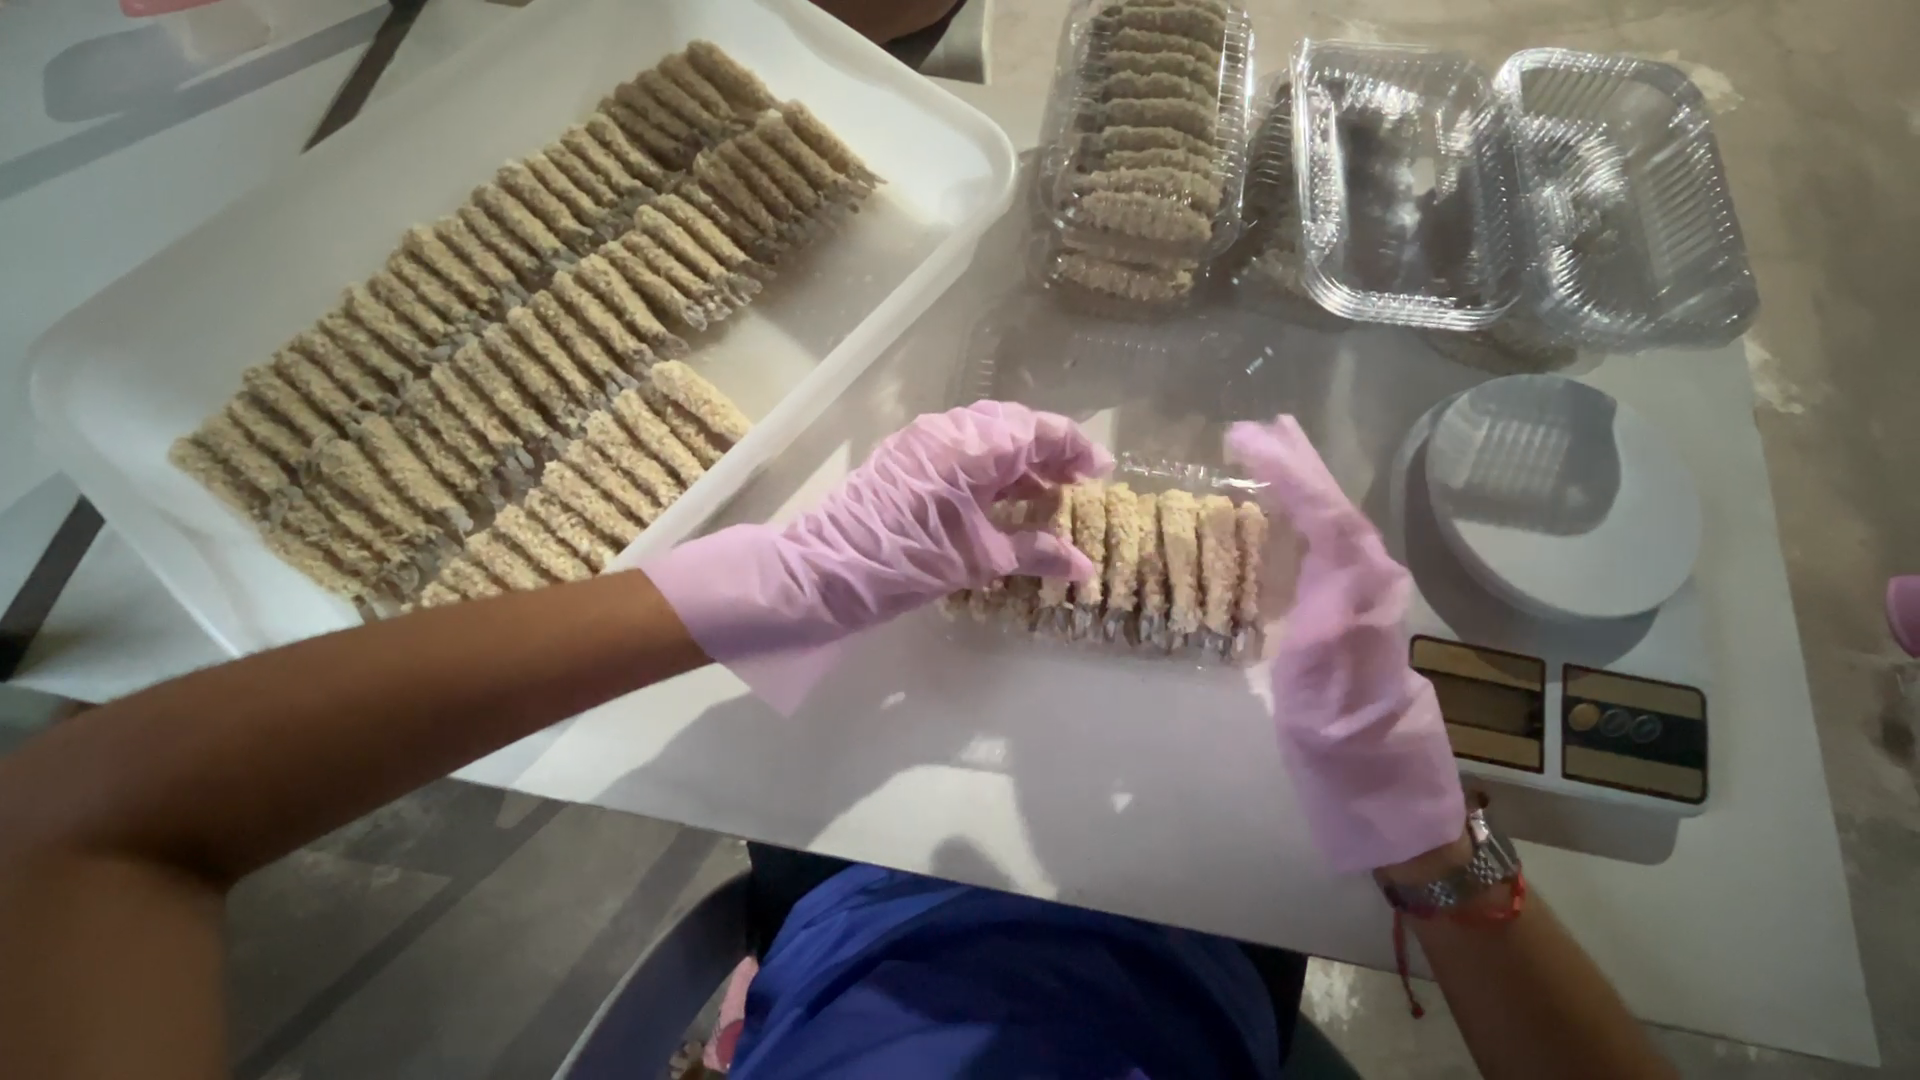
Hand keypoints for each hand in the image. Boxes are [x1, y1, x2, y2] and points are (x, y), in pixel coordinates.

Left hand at [644, 401, 1109, 711]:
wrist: (825, 571)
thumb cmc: (907, 563)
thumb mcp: (979, 560)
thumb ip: (1037, 553)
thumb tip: (1085, 567)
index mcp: (974, 446)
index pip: (1040, 431)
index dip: (1076, 450)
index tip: (1101, 474)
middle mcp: (951, 430)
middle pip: (1015, 427)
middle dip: (1050, 453)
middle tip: (1075, 485)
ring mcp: (924, 440)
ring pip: (987, 436)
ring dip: (1019, 460)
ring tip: (1046, 495)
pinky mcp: (906, 457)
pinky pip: (961, 449)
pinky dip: (989, 467)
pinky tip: (1002, 497)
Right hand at [1227, 415, 1464, 873]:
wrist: (1378, 788)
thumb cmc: (1339, 741)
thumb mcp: (1320, 679)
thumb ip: (1329, 604)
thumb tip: (1333, 541)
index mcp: (1358, 593)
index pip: (1326, 512)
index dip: (1287, 470)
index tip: (1244, 438)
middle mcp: (1370, 585)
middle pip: (1337, 508)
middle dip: (1300, 464)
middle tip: (1263, 428)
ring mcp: (1362, 600)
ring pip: (1335, 526)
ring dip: (1304, 486)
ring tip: (1274, 456)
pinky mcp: (1349, 617)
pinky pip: (1326, 550)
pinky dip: (1302, 521)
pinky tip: (1284, 519)